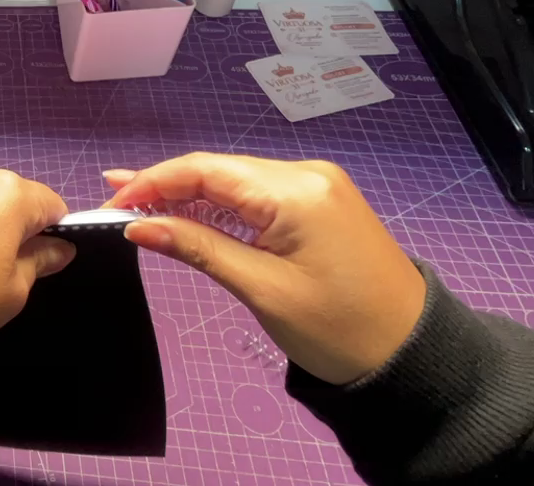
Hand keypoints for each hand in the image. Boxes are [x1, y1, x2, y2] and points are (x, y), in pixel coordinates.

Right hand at [105, 153, 426, 384]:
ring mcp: (313, 184)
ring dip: (185, 193)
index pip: (204, 170)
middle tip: (115, 199)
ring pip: (230, 179)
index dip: (152, 182)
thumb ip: (195, 246)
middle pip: (215, 169)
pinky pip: (251, 192)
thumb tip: (136, 226)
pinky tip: (183, 209)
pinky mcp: (316, 201)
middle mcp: (305, 173)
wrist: (421, 364)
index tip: (113, 202)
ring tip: (136, 201)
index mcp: (296, 190)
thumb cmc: (341, 331)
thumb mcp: (261, 288)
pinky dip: (215, 203)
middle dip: (163, 185)